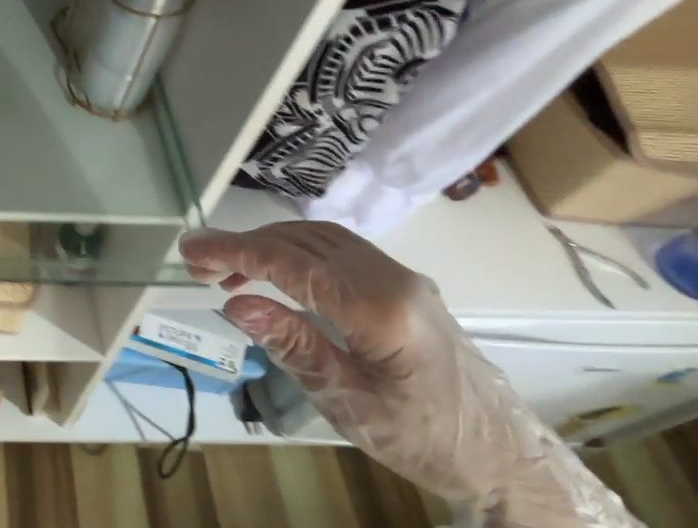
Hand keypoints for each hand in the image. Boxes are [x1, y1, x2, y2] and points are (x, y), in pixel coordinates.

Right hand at [181, 223, 641, 527]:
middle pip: (303, 241)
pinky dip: (297, 253)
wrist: (507, 458)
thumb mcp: (350, 404)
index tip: (190, 251)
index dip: (234, 251)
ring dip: (269, 245)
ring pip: (320, 238)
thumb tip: (237, 303)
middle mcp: (392, 278)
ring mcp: (402, 278)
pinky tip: (277, 276)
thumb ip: (294, 346)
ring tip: (229, 272)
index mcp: (379, 309)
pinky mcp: (404, 286)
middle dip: (245, 245)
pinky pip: (340, 251)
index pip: (290, 262)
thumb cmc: (425, 441)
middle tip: (199, 264)